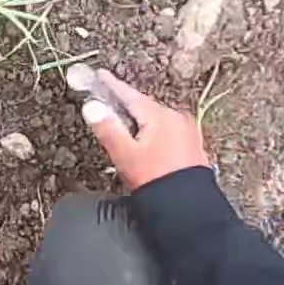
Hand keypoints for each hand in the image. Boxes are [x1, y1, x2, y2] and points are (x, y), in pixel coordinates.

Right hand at [80, 70, 210, 190]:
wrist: (189, 209)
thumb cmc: (158, 181)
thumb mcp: (125, 155)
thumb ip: (108, 128)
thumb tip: (91, 107)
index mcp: (160, 116)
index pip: (130, 95)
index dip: (112, 85)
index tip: (100, 74)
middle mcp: (176, 118)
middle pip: (144, 106)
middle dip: (126, 103)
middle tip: (109, 98)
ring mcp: (186, 132)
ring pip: (155, 119)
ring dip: (140, 120)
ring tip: (124, 123)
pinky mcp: (192, 146)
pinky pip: (166, 130)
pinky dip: (153, 130)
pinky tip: (146, 140)